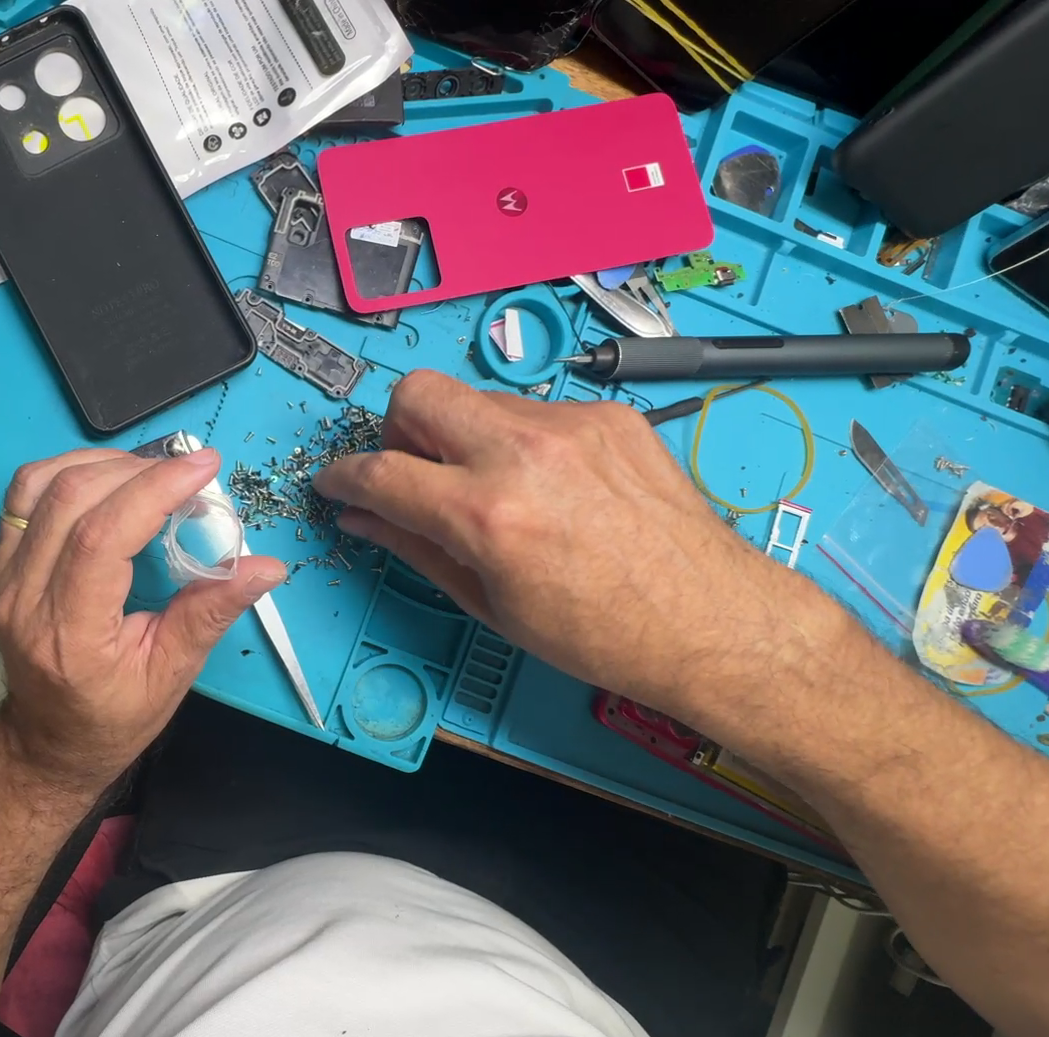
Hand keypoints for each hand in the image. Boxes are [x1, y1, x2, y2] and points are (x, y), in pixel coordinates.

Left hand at [0, 448, 285, 794]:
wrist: (48, 740)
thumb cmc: (112, 718)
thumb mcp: (171, 675)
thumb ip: (211, 613)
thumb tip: (267, 567)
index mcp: (69, 633)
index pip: (102, 536)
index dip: (154, 489)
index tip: (203, 467)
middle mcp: (23, 598)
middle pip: (70, 499)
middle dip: (137, 469)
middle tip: (185, 474)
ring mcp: (2, 577)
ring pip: (40, 484)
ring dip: (102, 464)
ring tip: (150, 474)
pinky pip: (23, 494)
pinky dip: (68, 471)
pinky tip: (107, 480)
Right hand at [313, 371, 830, 718]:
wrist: (712, 622)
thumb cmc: (599, 631)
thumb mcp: (485, 601)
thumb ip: (411, 545)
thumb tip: (360, 518)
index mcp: (488, 514)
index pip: (379, 471)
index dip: (342, 478)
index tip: (336, 483)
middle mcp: (525, 454)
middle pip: (416, 393)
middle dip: (396, 430)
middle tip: (413, 472)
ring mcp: (571, 425)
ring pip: (473, 398)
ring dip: (458, 436)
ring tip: (487, 487)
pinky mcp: (608, 416)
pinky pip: (528, 409)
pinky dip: (513, 440)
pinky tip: (541, 483)